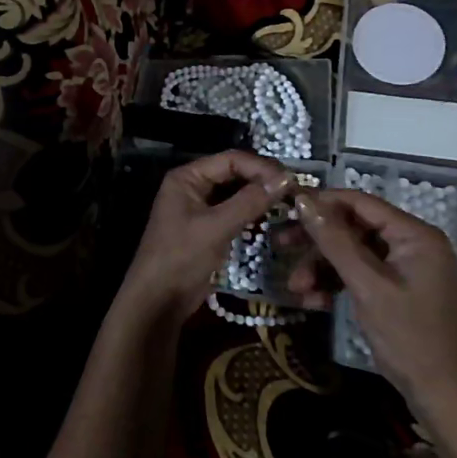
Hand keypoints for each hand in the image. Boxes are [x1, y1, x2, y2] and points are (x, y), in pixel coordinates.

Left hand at [122, 151, 293, 324]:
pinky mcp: (209, 228)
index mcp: (186, 178)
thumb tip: (286, 179)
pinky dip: (253, 213)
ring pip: (237, 194)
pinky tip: (275, 218)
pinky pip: (235, 212)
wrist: (159, 297)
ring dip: (261, 197)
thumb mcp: (215, 227)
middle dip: (263, 181)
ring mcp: (200, 208)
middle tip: (297, 192)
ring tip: (292, 204)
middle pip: (235, 174)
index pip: (230, 160)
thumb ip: (249, 201)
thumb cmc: (180, 256)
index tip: (291, 181)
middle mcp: (193, 187)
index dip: (261, 167)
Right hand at [287, 189, 456, 409]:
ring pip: (349, 252)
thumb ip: (335, 241)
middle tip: (279, 246)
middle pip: (352, 227)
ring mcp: (403, 267)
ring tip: (297, 288)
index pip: (360, 203)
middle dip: (316, 241)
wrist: (439, 390)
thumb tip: (303, 201)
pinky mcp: (393, 287)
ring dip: (319, 267)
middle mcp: (411, 244)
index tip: (283, 211)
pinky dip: (333, 283)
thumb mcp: (366, 284)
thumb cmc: (407, 333)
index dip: (321, 203)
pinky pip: (356, 273)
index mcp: (415, 235)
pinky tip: (313, 301)